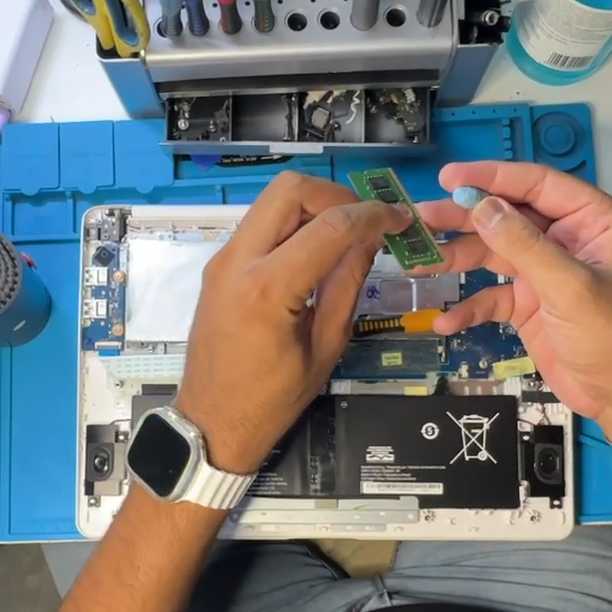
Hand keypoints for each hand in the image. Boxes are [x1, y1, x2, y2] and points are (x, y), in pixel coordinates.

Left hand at [174, 170, 407, 474]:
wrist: (211, 422)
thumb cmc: (271, 400)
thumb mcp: (325, 347)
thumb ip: (347, 285)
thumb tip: (370, 239)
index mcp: (267, 290)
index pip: (329, 226)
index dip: (373, 215)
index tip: (400, 219)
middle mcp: (237, 262)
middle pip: (290, 189)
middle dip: (337, 196)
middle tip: (365, 223)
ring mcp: (222, 260)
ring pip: (272, 201)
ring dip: (313, 207)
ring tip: (345, 237)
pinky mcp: (219, 267)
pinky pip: (260, 225)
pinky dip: (293, 225)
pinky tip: (316, 252)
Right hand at [417, 161, 611, 441]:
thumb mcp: (571, 287)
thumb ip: (524, 246)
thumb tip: (482, 207)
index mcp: (592, 221)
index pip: (536, 186)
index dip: (491, 179)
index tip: (448, 178)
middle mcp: (567, 240)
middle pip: (507, 218)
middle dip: (463, 219)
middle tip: (420, 218)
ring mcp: (546, 273)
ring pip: (493, 254)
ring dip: (456, 259)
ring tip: (417, 262)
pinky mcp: (530, 305)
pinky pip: (492, 297)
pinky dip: (469, 308)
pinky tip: (445, 321)